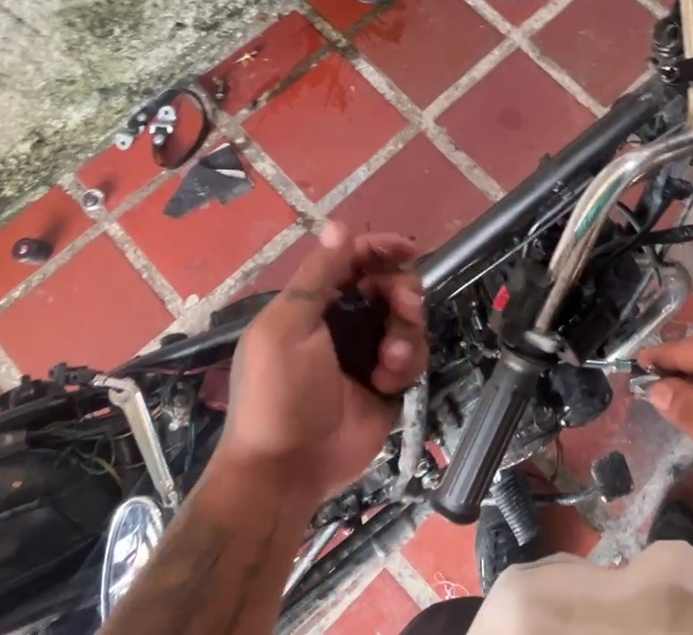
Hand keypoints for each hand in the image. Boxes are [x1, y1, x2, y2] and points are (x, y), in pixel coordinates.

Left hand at [214, 222, 424, 500]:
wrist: (288, 467)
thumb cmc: (278, 393)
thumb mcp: (287, 328)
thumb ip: (317, 276)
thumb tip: (338, 225)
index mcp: (314, 306)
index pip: (353, 262)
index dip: (381, 250)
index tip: (408, 250)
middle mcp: (344, 324)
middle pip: (389, 286)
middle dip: (402, 293)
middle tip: (405, 308)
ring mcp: (368, 354)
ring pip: (408, 321)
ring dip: (405, 334)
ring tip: (389, 360)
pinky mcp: (389, 382)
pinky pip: (414, 356)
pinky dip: (405, 365)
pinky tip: (387, 382)